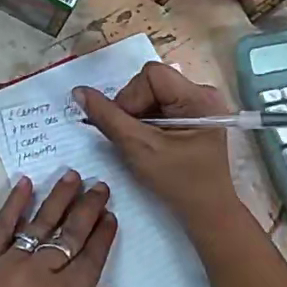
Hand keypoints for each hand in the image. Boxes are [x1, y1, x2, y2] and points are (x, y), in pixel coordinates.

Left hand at [0, 173, 135, 286]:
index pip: (89, 260)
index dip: (103, 235)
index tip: (113, 211)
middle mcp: (34, 277)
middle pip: (65, 236)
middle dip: (85, 208)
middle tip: (100, 184)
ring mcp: (4, 268)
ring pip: (36, 225)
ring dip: (55, 198)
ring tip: (71, 175)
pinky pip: (0, 230)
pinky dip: (13, 205)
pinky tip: (24, 183)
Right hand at [76, 61, 238, 215]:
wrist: (207, 211)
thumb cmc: (178, 181)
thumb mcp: (137, 148)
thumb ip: (106, 116)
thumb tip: (79, 91)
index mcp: (198, 97)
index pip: (151, 75)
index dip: (131, 96)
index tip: (127, 126)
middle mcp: (202, 93)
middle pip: (150, 81)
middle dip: (133, 106)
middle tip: (132, 135)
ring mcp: (199, 103)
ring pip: (151, 92)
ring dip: (137, 113)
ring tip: (142, 139)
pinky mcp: (193, 113)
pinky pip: (158, 102)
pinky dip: (146, 118)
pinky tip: (150, 139)